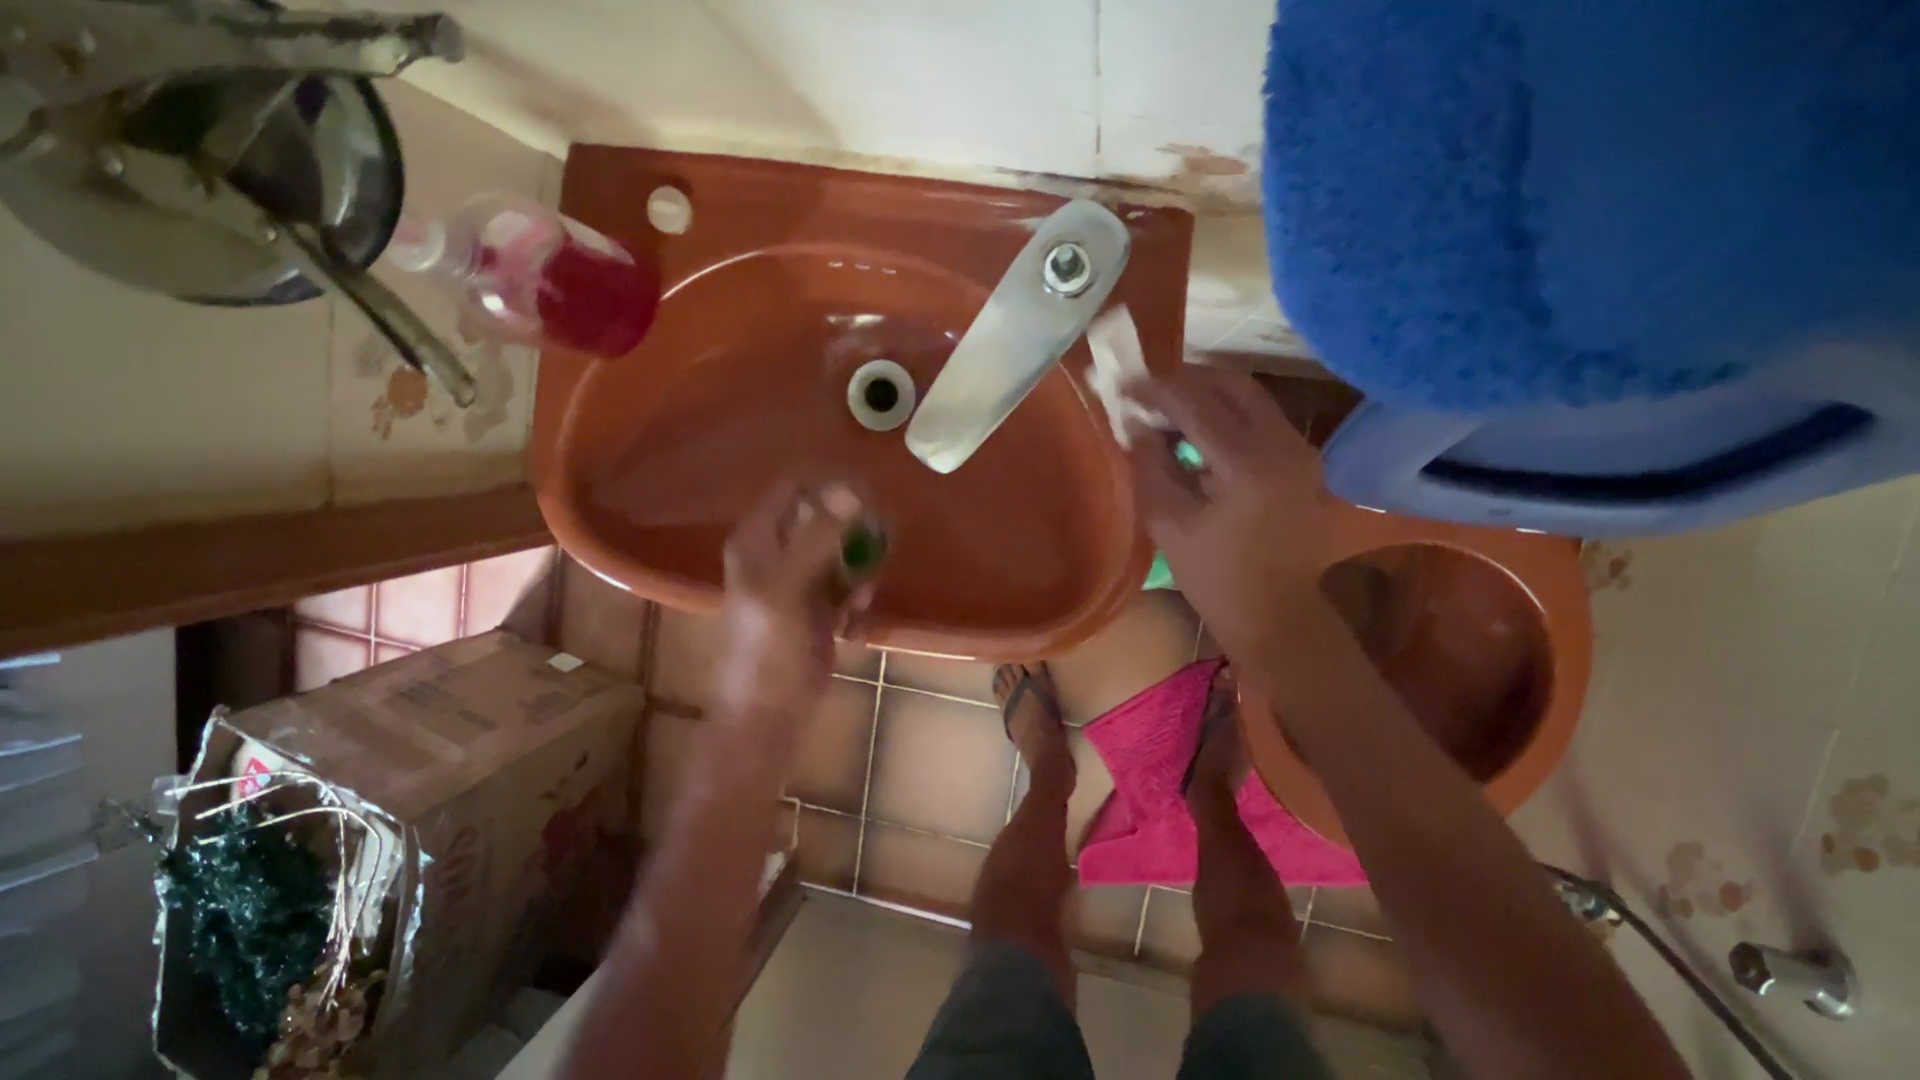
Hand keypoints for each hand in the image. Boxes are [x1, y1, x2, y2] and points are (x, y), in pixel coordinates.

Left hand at [717, 481, 872, 727]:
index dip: (830, 491)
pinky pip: (848, 585)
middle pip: (827, 520)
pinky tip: (855, 625)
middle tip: (872, 559)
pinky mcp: (820, 608)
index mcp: (758, 540)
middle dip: (855, 538)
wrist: (768, 713)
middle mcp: (777, 553)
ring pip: (843, 553)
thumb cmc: (769, 649)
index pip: (795, 490)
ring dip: (860, 572)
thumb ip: (819, 536)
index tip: (867, 505)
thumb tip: (851, 489)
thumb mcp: (790, 587)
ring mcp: (800, 582)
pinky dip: (856, 599)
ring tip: (859, 602)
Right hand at [1126, 365, 1330, 668]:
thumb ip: (1149, 465)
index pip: (1196, 403)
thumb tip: (1134, 424)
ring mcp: (1301, 451)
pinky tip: (1200, 434)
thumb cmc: (1217, 580)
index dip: (1156, 390)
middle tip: (1148, 392)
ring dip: (1209, 395)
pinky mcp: (1304, 462)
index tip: (1123, 387)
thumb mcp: (1169, 524)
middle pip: (1233, 385)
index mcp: (1247, 463)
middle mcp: (1283, 444)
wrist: (1278, 617)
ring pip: (1252, 398)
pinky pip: (1263, 420)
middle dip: (1187, 381)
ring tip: (1169, 410)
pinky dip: (1229, 415)